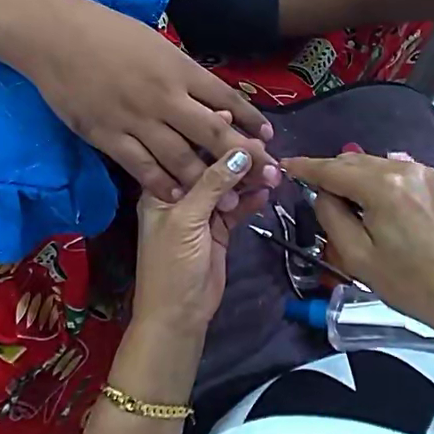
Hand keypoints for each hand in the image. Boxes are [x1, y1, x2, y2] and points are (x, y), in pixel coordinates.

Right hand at [27, 0, 277, 200]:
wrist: (55, 35)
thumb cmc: (105, 30)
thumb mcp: (155, 42)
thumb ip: (181, 70)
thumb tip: (205, 90)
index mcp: (180, 69)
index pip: (227, 98)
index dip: (251, 120)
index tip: (268, 136)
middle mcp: (166, 97)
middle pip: (214, 133)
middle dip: (244, 157)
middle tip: (267, 177)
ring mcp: (137, 120)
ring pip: (181, 157)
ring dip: (209, 180)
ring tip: (232, 199)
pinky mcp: (109, 137)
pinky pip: (141, 167)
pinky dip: (163, 183)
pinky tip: (180, 196)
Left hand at [134, 148, 269, 331]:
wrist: (178, 314)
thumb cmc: (170, 264)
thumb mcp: (187, 220)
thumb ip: (212, 184)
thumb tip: (240, 152)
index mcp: (161, 188)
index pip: (185, 152)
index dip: (206, 135)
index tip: (233, 119)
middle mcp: (181, 194)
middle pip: (211, 166)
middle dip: (236, 157)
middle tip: (263, 148)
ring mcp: (202, 212)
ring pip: (228, 186)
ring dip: (249, 178)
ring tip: (272, 171)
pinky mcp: (219, 229)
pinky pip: (237, 206)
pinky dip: (251, 199)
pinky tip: (266, 191)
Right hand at [281, 152, 433, 339]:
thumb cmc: (408, 282)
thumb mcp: (356, 256)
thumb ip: (331, 216)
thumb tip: (323, 194)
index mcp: (382, 186)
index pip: (332, 169)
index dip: (305, 167)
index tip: (285, 165)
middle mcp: (402, 168)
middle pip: (352, 161)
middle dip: (329, 173)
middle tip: (312, 193)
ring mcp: (421, 171)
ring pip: (372, 164)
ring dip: (352, 177)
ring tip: (343, 204)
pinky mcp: (433, 180)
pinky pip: (392, 171)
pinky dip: (374, 180)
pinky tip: (371, 203)